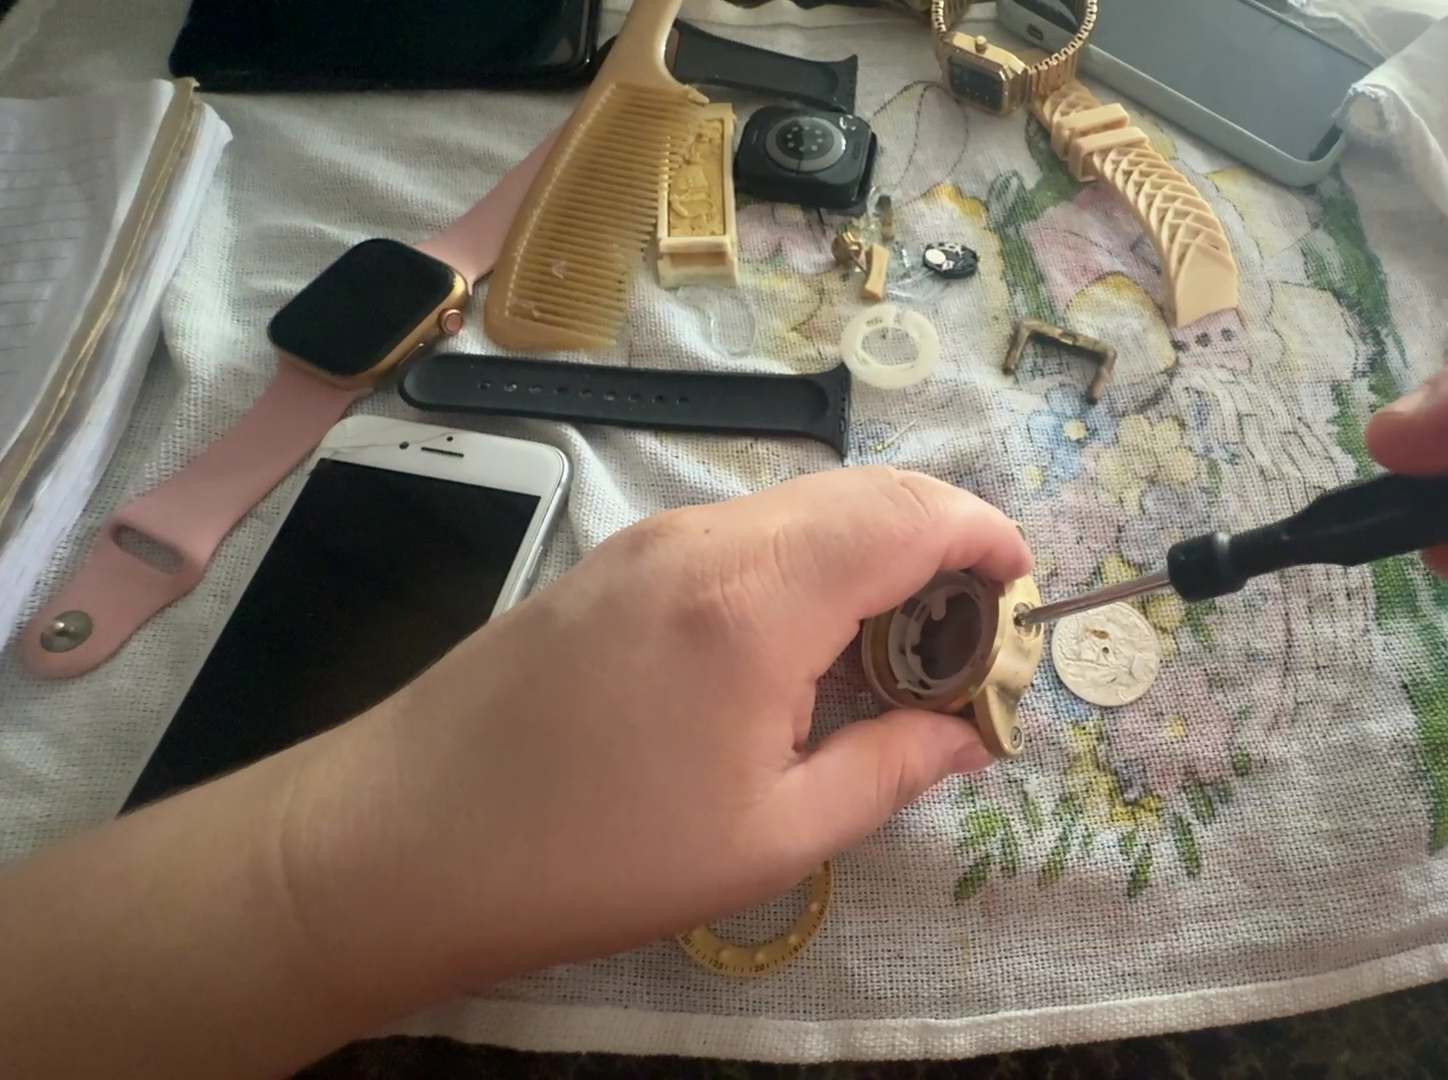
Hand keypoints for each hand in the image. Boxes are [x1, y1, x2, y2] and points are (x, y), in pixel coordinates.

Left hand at [285, 466, 1029, 998]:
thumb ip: (892, 769)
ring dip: (885, 544)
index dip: (983, 536)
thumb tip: (972, 737)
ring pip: (818, 501)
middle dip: (945, 538)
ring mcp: (668, 531)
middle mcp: (717, 535)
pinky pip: (764, 524)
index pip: (911, 517)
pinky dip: (825, 554)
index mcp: (760, 600)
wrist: (394, 839)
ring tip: (903, 632)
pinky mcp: (636, 548)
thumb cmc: (597, 853)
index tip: (1018, 585)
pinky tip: (817, 628)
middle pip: (872, 490)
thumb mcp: (772, 835)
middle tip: (969, 622)